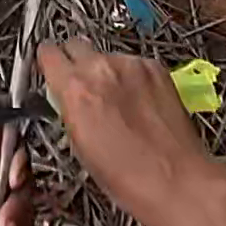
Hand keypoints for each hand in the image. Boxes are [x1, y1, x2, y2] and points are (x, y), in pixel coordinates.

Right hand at [38, 36, 225, 225]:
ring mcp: (129, 64)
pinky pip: (133, 62)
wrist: (177, 181)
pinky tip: (141, 103)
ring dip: (107, 71)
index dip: (50, 62)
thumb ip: (68, 107)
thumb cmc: (127, 176)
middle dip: (76, 61)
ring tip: (121, 102)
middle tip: (85, 85)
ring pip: (106, 55)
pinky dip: (133, 77)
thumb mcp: (79, 144)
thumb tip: (66, 95)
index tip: (54, 70)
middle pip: (75, 44)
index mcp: (74, 88)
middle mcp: (99, 68)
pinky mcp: (154, 67)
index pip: (48, 52)